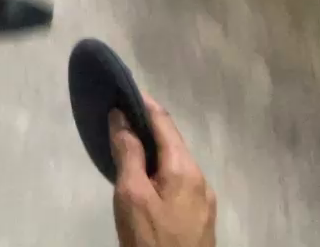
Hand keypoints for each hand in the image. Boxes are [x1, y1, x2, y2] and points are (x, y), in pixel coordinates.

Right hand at [110, 98, 215, 246]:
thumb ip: (127, 152)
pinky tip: (142, 173)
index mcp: (185, 169)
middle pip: (171, 140)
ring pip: (174, 160)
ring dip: (151, 146)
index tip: (120, 88)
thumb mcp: (131, 194)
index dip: (142, 102)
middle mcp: (201, 180)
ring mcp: (203, 201)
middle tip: (116, 114)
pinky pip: (177, 179)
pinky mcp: (199, 218)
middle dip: (145, 124)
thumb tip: (121, 117)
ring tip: (124, 141)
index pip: (163, 121)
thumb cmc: (151, 240)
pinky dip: (158, 166)